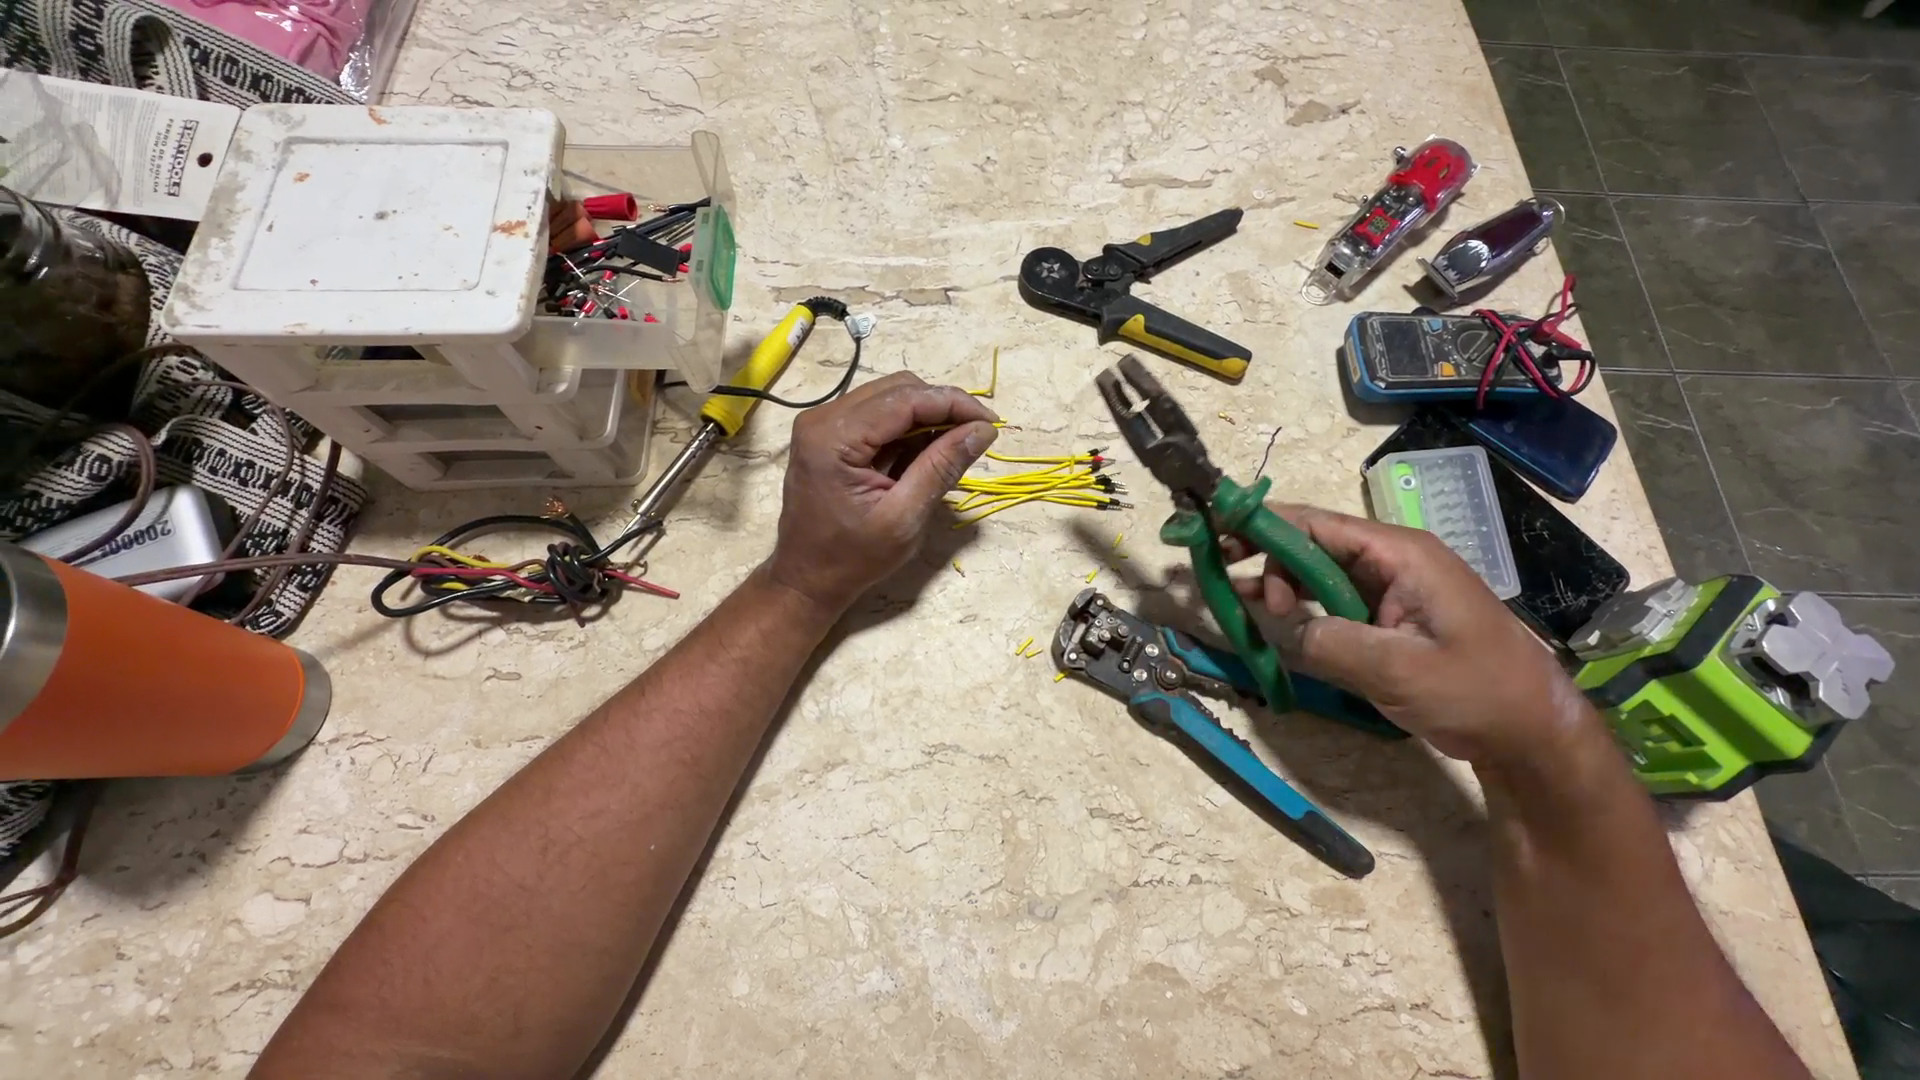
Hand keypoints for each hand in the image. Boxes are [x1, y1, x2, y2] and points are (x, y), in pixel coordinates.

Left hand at [767, 372, 997, 613]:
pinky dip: (909, 428)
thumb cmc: (852, 557)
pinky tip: (927, 452)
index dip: (953, 403)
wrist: (807, 578)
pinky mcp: (830, 434)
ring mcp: (823, 423)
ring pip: (890, 398)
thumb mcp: (904, 517)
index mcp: (833, 437)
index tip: (991, 422)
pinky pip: (879, 416)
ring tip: (955, 445)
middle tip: (976, 434)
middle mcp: (823, 418)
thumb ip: (941, 468)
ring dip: (927, 416)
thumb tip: (983, 430)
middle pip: (897, 389)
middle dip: (942, 407)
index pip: (904, 399)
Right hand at [1229, 504, 1597, 766]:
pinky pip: (1329, 600)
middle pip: (1312, 542)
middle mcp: (1390, 561)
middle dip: (1264, 553)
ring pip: (1316, 571)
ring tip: (1234, 597)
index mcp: (1400, 555)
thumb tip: (1281, 625)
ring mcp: (1388, 589)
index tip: (1217, 531)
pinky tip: (1264, 612)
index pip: (1318, 525)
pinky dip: (1296, 605)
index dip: (1264, 524)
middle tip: (1219, 568)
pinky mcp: (1385, 617)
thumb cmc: (1476, 693)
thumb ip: (1331, 641)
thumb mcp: (1399, 669)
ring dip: (1276, 582)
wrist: (1530, 734)